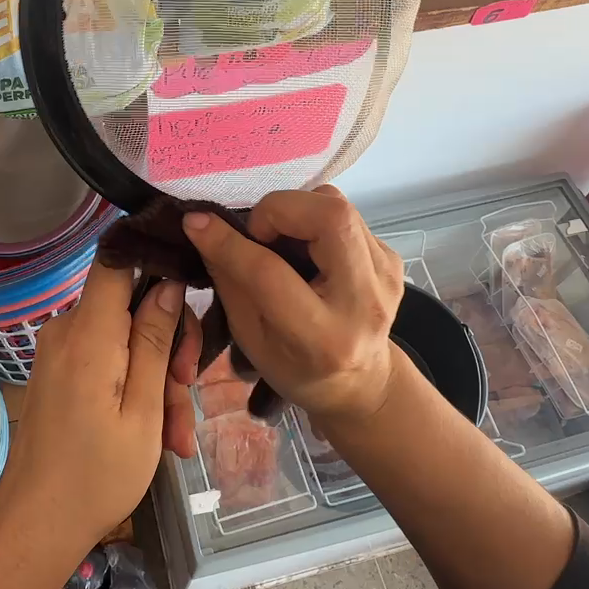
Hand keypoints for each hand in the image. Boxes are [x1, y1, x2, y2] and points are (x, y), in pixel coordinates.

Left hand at [0, 264, 199, 547]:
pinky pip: (106, 358)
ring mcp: (61, 350)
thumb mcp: (143, 411)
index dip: (153, 257)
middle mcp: (68, 329)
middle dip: (167, 342)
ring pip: (124, 337)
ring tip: (176, 433)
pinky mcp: (60, 369)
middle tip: (187, 390)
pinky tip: (158, 430)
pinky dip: (133, 385)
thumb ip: (154, 342)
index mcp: (88, 333)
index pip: (116, 258)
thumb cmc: (97, 475)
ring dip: (156, 377)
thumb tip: (168, 283)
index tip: (189, 284)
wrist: (36, 525)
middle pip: (129, 303)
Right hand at [181, 185, 403, 426]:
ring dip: (296, 212)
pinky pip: (344, 214)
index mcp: (323, 338)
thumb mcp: (251, 338)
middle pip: (329, 217)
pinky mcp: (391, 258)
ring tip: (281, 243)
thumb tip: (202, 224)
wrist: (360, 382)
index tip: (196, 223)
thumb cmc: (295, 366)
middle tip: (258, 233)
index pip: (271, 274)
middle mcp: (364, 302)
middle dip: (280, 209)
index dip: (229, 242)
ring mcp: (385, 275)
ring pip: (336, 205)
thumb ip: (229, 279)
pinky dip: (313, 220)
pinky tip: (308, 251)